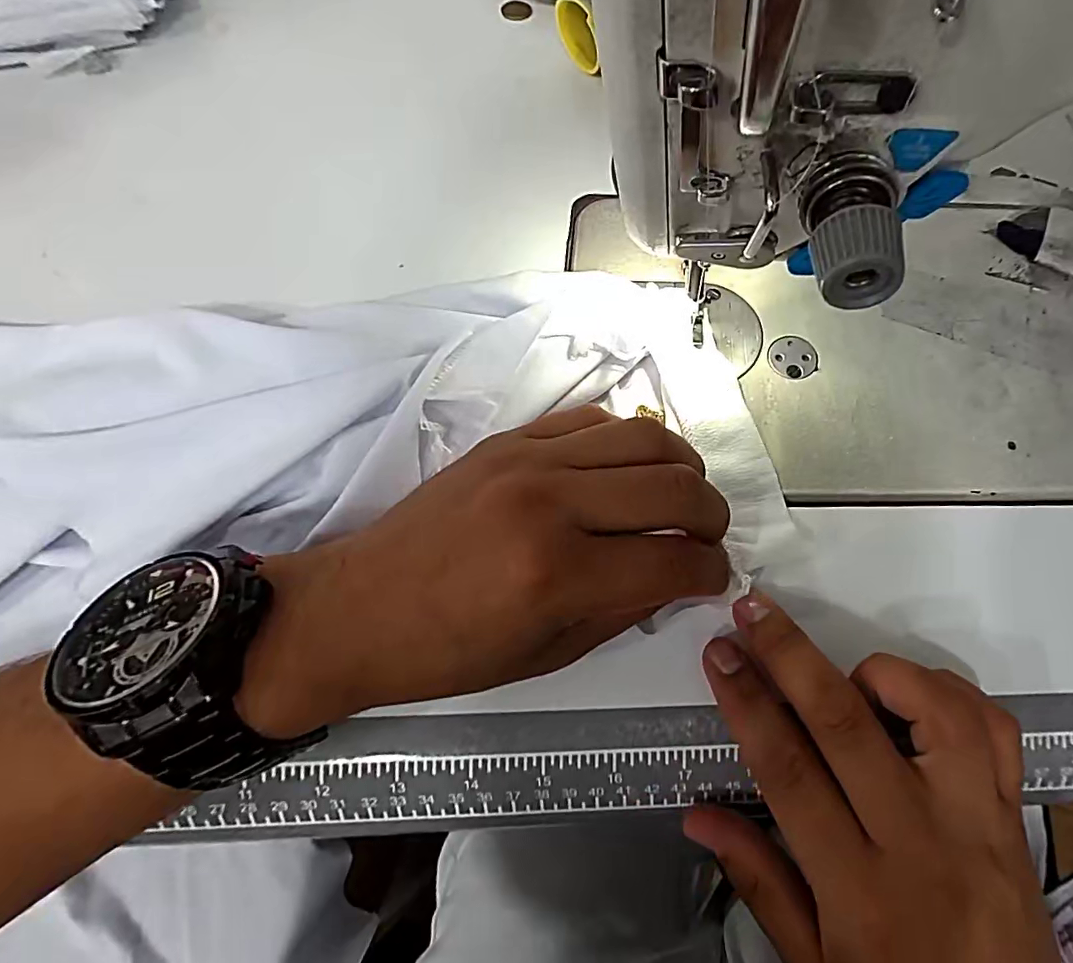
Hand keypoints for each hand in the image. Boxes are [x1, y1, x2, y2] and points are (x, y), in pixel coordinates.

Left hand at [235, 405, 732, 736]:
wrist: (357, 607)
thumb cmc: (449, 652)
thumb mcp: (550, 652)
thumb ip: (628, 608)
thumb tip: (681, 575)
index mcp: (557, 574)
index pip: (674, 560)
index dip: (711, 572)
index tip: (715, 577)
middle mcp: (551, 504)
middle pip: (675, 488)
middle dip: (712, 517)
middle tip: (708, 538)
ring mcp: (529, 460)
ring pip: (646, 437)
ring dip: (684, 467)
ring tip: (683, 494)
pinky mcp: (512, 439)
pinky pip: (595, 420)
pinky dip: (630, 443)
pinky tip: (628, 471)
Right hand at [683, 594, 1059, 962]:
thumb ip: (760, 881)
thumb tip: (700, 816)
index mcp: (860, 891)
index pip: (787, 770)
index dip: (747, 702)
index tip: (722, 655)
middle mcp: (921, 843)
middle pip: (846, 722)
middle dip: (790, 654)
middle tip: (754, 611)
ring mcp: (978, 822)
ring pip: (934, 708)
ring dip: (879, 671)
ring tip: (846, 675)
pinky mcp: (1016, 814)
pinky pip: (994, 727)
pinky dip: (950, 691)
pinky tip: (915, 699)